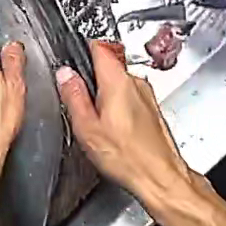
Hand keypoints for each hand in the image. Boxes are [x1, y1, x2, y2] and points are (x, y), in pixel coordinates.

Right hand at [54, 40, 191, 199]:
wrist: (161, 178)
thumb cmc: (127, 157)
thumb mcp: (87, 127)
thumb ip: (74, 96)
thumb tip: (65, 74)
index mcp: (117, 81)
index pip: (100, 47)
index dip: (83, 48)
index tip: (73, 57)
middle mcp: (136, 83)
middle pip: (108, 66)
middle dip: (91, 78)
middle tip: (78, 99)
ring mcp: (147, 96)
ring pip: (119, 83)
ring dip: (105, 94)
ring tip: (95, 120)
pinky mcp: (152, 110)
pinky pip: (129, 98)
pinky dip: (117, 107)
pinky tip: (112, 130)